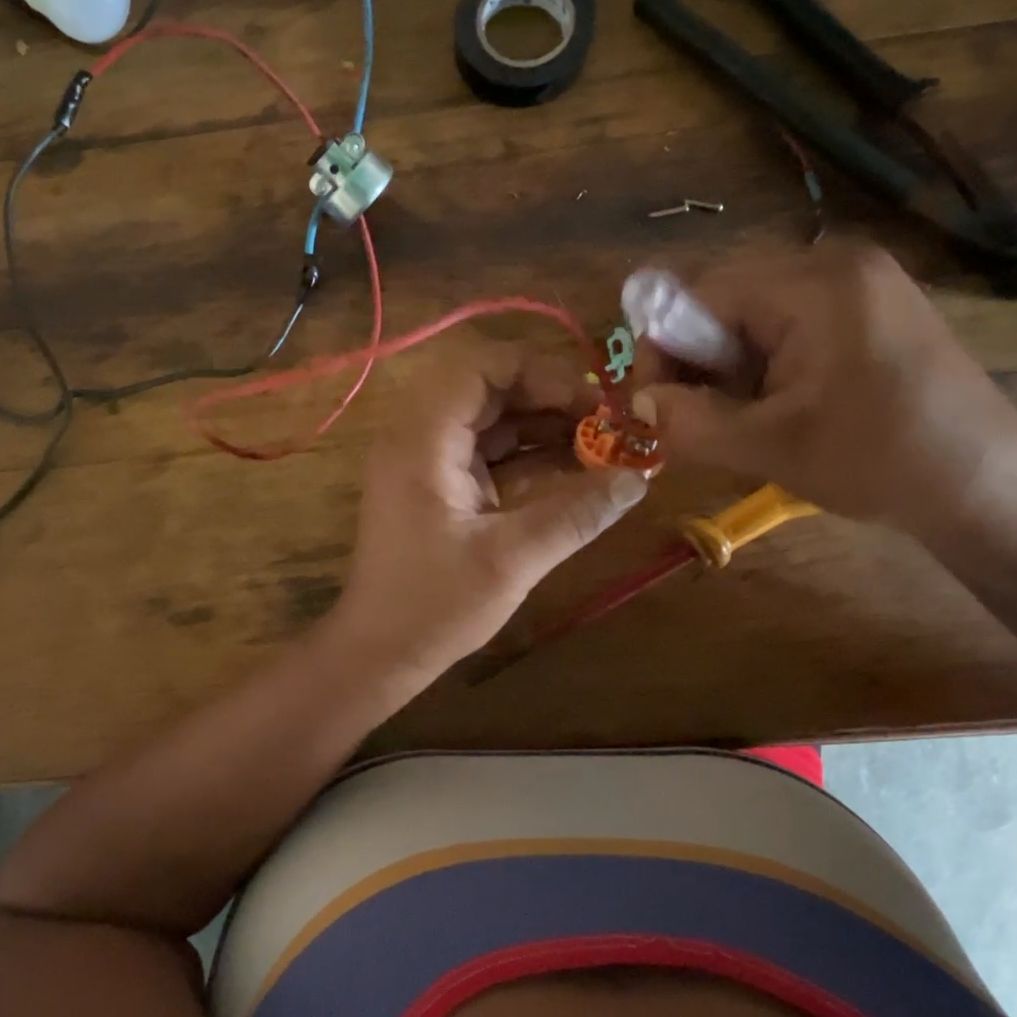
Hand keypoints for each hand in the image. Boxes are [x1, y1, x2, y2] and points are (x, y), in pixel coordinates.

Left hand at [327, 344, 649, 675]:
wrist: (378, 651)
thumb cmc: (434, 606)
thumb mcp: (512, 559)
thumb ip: (576, 514)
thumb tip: (638, 478)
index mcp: (421, 440)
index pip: (480, 366)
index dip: (541, 372)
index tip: (593, 402)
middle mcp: (417, 436)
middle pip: (487, 386)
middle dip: (550, 398)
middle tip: (606, 424)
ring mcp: (425, 460)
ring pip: (490, 418)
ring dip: (543, 426)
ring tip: (602, 447)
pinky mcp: (436, 484)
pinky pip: (485, 451)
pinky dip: (527, 456)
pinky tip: (574, 472)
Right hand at [632, 242, 1016, 547]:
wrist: (989, 486)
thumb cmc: (879, 460)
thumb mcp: (768, 446)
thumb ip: (688, 421)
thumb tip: (636, 403)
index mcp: (816, 283)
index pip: (699, 293)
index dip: (662, 348)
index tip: (654, 407)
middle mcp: (836, 264)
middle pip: (724, 298)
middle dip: (695, 359)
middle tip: (694, 418)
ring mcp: (859, 284)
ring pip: (751, 315)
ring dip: (726, 367)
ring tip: (739, 421)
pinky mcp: (869, 310)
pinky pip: (787, 324)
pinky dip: (762, 365)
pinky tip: (774, 409)